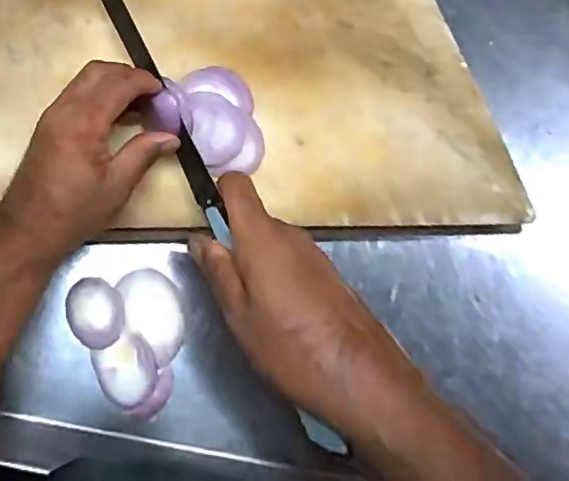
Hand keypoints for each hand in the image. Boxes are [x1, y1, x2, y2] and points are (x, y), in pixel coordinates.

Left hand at [0, 61, 178, 260]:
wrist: (28, 226)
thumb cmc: (75, 211)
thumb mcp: (116, 186)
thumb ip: (143, 153)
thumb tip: (170, 136)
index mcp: (83, 121)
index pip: (117, 84)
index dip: (143, 81)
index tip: (164, 91)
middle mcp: (65, 108)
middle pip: (98, 71)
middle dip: (127, 74)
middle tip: (152, 94)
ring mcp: (53, 113)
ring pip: (85, 79)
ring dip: (112, 82)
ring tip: (138, 104)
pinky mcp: (48, 122)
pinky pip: (76, 93)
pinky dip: (97, 93)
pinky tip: (115, 115)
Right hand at [189, 173, 416, 427]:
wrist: (370, 385)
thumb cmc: (291, 347)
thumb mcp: (238, 314)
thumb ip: (216, 270)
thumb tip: (199, 237)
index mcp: (261, 235)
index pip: (236, 184)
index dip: (218, 192)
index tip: (208, 221)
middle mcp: (290, 234)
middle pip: (254, 219)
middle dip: (237, 242)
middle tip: (229, 285)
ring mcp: (315, 254)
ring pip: (274, 243)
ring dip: (261, 264)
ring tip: (259, 309)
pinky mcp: (333, 276)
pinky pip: (295, 262)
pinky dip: (283, 278)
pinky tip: (288, 319)